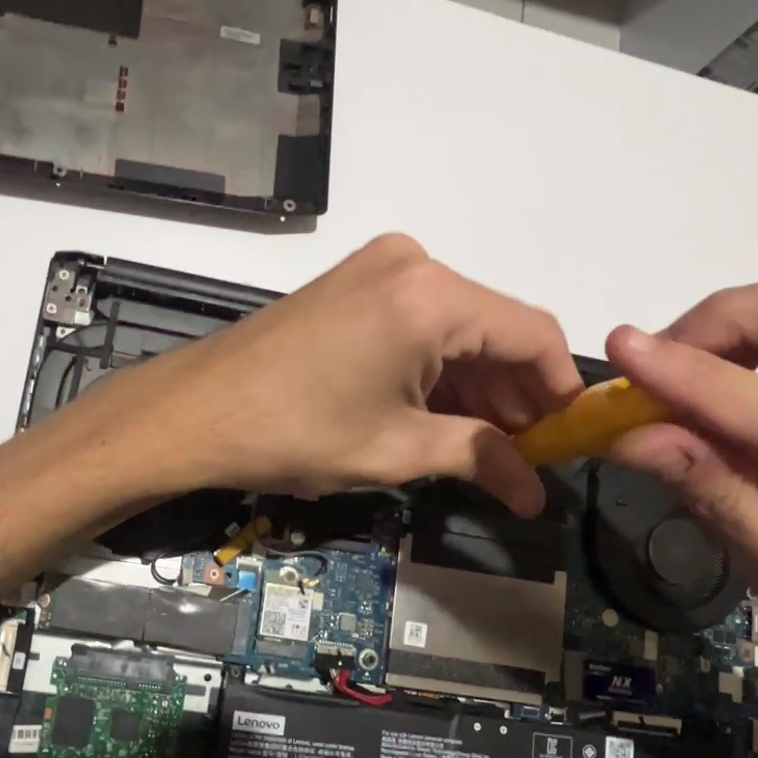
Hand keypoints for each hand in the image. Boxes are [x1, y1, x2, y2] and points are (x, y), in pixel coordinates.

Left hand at [69, 234, 583, 515]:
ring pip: (458, 326)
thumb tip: (535, 494)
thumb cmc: (294, 432)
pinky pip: (419, 321)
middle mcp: (414, 264)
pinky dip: (437, 366)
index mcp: (433, 296)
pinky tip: (440, 413)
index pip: (533, 334)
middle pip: (495, 327)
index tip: (566, 443)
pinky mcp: (352, 284)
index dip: (558, 392)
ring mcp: (378, 268)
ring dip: (476, 383)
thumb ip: (478, 459)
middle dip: (514, 393)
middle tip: (522, 457)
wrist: (192, 412)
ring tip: (482, 446)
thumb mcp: (395, 450)